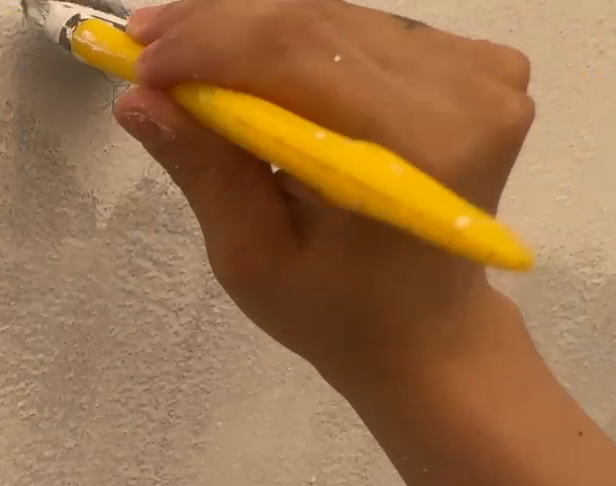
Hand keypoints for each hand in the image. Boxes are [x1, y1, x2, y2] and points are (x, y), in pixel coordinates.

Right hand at [114, 0, 535, 388]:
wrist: (416, 326)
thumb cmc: (324, 311)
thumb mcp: (248, 255)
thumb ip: (204, 168)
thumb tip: (137, 102)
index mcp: (409, 150)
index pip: (297, 56)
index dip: (208, 44)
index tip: (134, 56)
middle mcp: (464, 89)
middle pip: (317, 24)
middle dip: (218, 26)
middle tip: (140, 39)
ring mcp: (481, 69)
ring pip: (335, 21)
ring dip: (249, 29)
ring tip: (175, 48)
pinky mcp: (477, 64)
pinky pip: (361, 36)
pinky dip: (292, 44)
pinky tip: (242, 60)